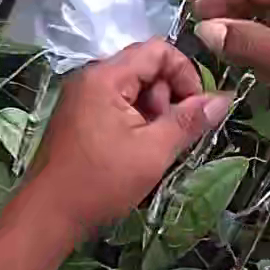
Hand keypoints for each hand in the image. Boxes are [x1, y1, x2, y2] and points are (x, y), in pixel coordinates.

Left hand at [20, 39, 229, 236]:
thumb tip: (224, 98)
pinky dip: (136, 119)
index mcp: (106, 77)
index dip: (185, 73)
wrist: (45, 219)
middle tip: (170, 132)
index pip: (159, 50)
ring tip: (153, 146)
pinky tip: (138, 149)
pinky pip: (118, 102)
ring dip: (154, 111)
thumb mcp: (153, 152)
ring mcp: (82, 97)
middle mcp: (91, 78)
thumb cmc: (100, 183)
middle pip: (146, 66)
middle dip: (168, 95)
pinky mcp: (79, 116)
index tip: (195, 108)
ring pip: (134, 87)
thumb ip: (189, 120)